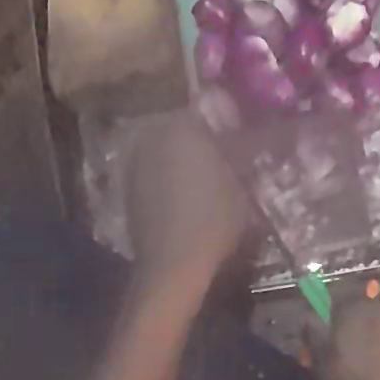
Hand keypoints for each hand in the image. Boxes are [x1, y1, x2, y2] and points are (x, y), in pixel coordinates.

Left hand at [126, 112, 250, 299]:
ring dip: (184, 164)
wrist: (172, 264)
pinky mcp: (128, 187)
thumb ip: (242, 161)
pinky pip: (155, 175)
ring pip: (168, 153)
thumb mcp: (242, 192)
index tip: (243, 146)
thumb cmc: (214, 223)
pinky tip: (184, 203)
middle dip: (204, 146)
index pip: (213, 116)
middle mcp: (155, 134)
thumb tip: (250, 145)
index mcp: (186, 127)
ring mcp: (136, 160)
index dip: (231, 131)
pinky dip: (169, 183)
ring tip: (205, 187)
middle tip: (225, 166)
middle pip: (186, 133)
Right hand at [312, 301, 379, 379]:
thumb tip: (309, 316)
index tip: (314, 344)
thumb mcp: (324, 365)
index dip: (320, 319)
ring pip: (373, 326)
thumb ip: (313, 335)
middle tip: (335, 360)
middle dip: (342, 330)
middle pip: (353, 312)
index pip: (330, 298)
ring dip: (363, 341)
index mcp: (355, 305)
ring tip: (358, 370)